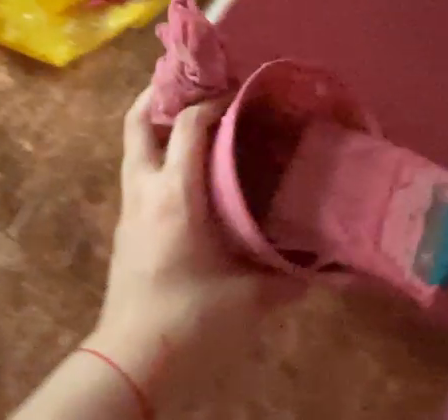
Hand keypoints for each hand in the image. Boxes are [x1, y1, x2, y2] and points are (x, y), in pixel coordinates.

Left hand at [83, 87, 303, 407]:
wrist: (131, 362)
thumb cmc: (190, 321)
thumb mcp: (249, 299)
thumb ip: (287, 277)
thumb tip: (322, 266)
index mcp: (175, 193)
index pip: (187, 124)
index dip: (213, 102)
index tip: (241, 95)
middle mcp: (145, 188)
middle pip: (138, 120)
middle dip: (161, 94)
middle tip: (195, 85)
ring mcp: (129, 207)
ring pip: (134, 146)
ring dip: (158, 124)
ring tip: (195, 122)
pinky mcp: (125, 228)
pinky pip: (138, 172)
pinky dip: (157, 155)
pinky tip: (188, 174)